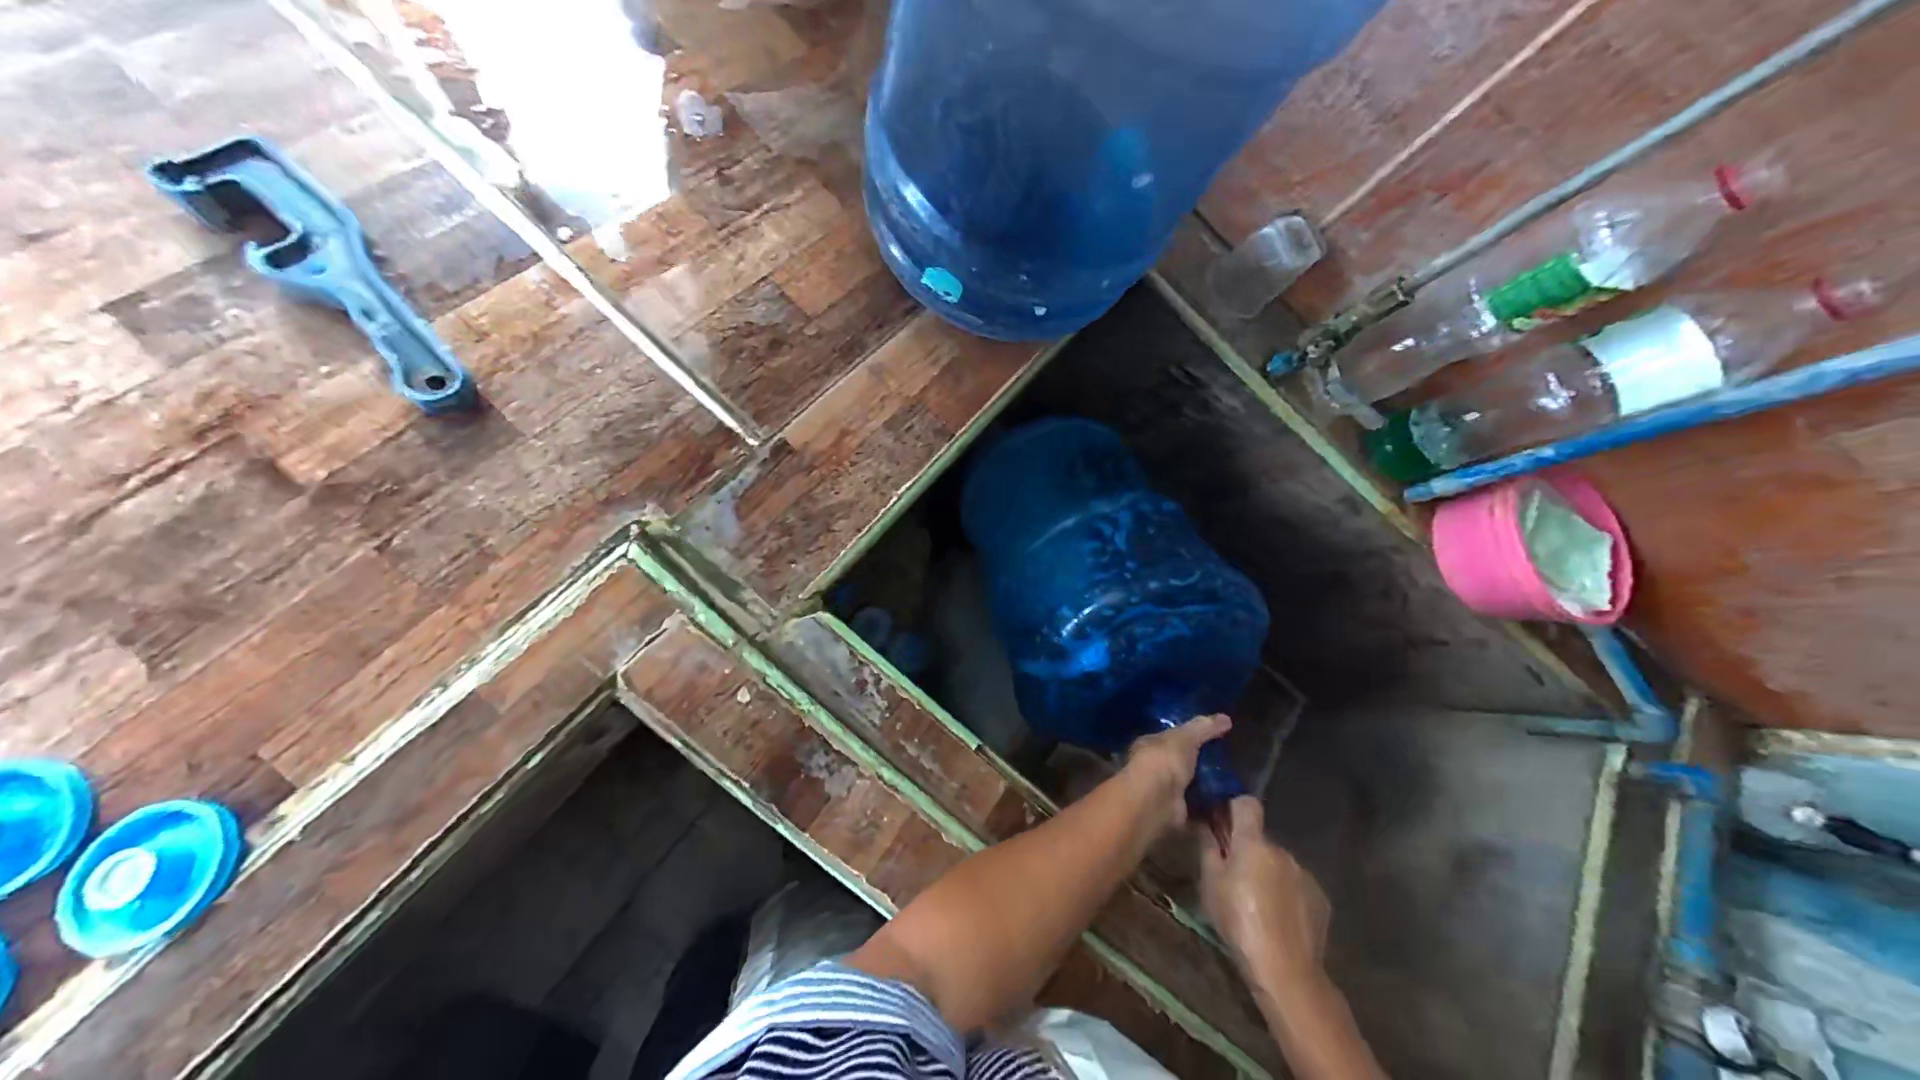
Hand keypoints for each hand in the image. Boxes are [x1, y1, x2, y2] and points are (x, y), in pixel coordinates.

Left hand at [1123, 713, 1230, 832]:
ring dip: (1209, 789)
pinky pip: (1198, 810)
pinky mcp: (1177, 814)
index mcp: (1150, 746)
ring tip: (1235, 785)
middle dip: (1202, 766)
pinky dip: (1212, 809)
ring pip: (1191, 788)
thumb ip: (1203, 728)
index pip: (1171, 739)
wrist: (1156, 801)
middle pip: (1182, 765)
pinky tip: (1230, 805)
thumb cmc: (1164, 761)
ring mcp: (1165, 793)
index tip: (1214, 739)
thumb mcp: (1184, 738)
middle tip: (1230, 765)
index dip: (1190, 738)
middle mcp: (1154, 769)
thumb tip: (1225, 718)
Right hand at [1199, 797, 1329, 990]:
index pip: (1247, 804)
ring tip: (1257, 905)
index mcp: (1254, 843)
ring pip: (1279, 865)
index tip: (1223, 823)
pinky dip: (1286, 894)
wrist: (1285, 970)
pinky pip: (1296, 886)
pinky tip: (1278, 919)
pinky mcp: (1321, 899)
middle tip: (1233, 879)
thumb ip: (1208, 848)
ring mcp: (1305, 875)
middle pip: (1261, 841)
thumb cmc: (1238, 921)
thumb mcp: (1210, 884)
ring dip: (1267, 874)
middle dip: (1248, 852)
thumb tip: (1205, 825)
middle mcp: (1283, 851)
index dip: (1234, 808)